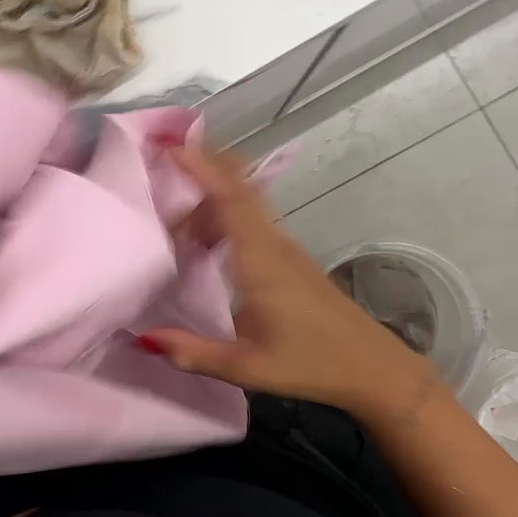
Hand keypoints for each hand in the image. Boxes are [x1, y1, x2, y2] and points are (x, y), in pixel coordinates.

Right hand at [140, 147, 448, 421]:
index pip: (229, 197)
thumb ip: (195, 352)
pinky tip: (204, 248)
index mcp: (260, 261)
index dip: (200, 166)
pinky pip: (251, 220)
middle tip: (160, 180)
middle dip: (199, 172)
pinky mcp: (290, 257)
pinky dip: (222, 217)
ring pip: (243, 202)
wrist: (373, 368)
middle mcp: (273, 243)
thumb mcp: (248, 368)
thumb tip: (144, 338)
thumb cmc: (312, 364)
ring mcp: (285, 247)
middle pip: (236, 187)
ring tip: (175, 232)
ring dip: (208, 202)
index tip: (169, 148)